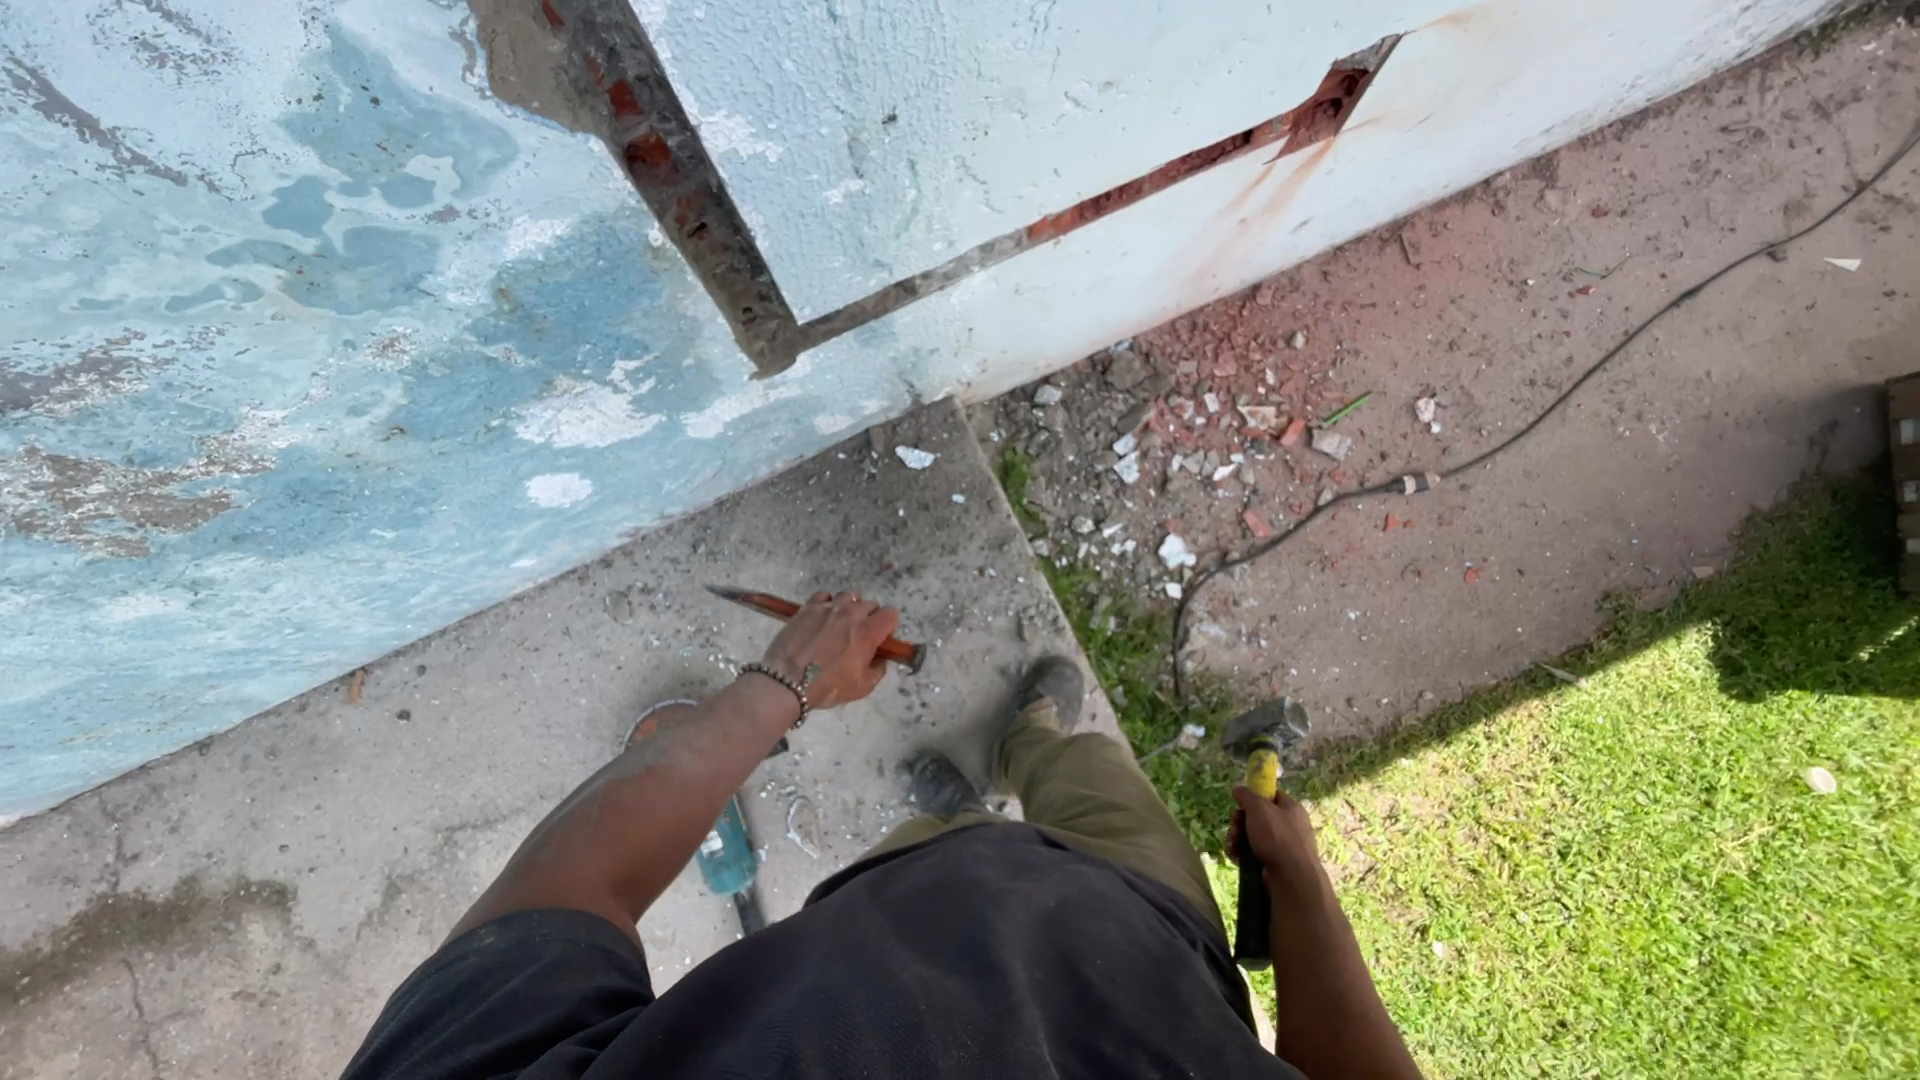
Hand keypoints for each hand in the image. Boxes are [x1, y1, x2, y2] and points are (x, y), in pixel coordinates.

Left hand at [756, 591, 899, 709]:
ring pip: (849, 595)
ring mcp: (828, 607)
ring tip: (842, 622)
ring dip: (851, 606)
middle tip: (860, 634)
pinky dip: (828, 603)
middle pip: (870, 604)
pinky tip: (823, 616)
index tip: (881, 638)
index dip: (889, 626)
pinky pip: (825, 596)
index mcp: (868, 631)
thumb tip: (880, 660)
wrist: (787, 681)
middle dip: (871, 617)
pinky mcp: (808, 607)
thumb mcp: (861, 688)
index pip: (891, 614)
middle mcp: (851, 613)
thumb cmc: (827, 686)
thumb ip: (878, 670)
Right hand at [1231, 784, 1327, 900]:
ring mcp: (1283, 847)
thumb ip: (1247, 795)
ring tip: (1233, 843)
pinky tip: (1235, 856)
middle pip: (1258, 817)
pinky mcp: (1275, 864)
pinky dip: (1242, 854)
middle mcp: (1289, 827)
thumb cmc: (1278, 837)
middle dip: (1241, 821)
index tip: (1241, 803)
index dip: (1254, 797)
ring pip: (1253, 836)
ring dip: (1238, 838)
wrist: (1292, 879)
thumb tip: (1238, 788)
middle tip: (1235, 826)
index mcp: (1291, 809)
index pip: (1272, 796)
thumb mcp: (1259, 808)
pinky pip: (1254, 854)